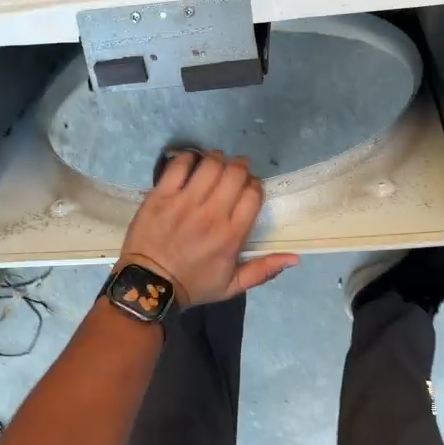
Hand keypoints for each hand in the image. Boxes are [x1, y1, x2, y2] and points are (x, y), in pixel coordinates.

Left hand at [115, 150, 299, 306]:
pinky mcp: (161, 195)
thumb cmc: (192, 285)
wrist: (148, 286)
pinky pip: (179, 165)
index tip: (248, 188)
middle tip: (234, 171)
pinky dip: (189, 158)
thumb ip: (263, 270)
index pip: (253, 194)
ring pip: (210, 164)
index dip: (254, 185)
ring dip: (217, 159)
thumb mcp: (232, 286)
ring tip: (215, 164)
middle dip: (239, 167)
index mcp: (231, 235)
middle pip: (235, 173)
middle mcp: (211, 214)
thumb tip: (295, 258)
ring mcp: (184, 202)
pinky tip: (192, 163)